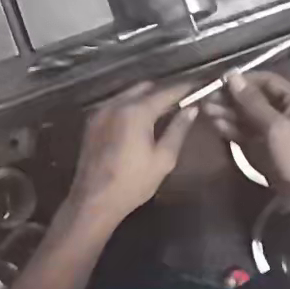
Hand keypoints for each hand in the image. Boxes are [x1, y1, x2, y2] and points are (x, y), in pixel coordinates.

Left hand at [66, 80, 196, 224]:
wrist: (94, 200)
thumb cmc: (133, 182)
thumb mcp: (164, 158)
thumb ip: (178, 130)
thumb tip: (191, 110)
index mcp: (136, 112)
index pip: (166, 92)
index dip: (183, 89)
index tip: (197, 87)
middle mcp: (116, 105)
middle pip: (145, 88)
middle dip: (163, 92)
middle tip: (180, 102)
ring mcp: (101, 112)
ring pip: (128, 94)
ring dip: (146, 97)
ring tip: (162, 111)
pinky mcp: (92, 123)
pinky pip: (115, 104)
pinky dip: (130, 106)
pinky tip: (139, 120)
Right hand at [204, 71, 289, 184]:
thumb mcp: (276, 126)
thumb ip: (253, 102)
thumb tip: (232, 77)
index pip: (266, 81)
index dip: (243, 80)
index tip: (219, 83)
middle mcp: (285, 111)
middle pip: (254, 98)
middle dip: (231, 98)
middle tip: (206, 99)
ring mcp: (274, 130)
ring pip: (247, 116)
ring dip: (228, 113)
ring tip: (205, 111)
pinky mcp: (265, 146)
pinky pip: (247, 132)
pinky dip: (232, 128)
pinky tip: (216, 124)